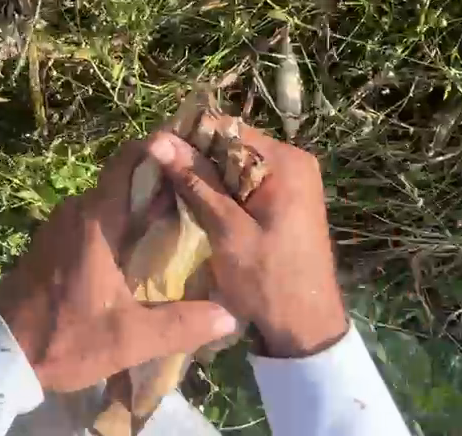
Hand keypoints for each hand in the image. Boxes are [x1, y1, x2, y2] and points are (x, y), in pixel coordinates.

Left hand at [0, 141, 239, 391]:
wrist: (4, 352)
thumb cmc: (66, 337)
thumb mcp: (130, 338)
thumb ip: (182, 324)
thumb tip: (230, 313)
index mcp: (96, 219)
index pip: (128, 163)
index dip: (157, 149)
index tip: (189, 148)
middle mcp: (78, 209)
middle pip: (123, 180)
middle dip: (158, 182)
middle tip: (197, 193)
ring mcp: (61, 222)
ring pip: (108, 200)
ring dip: (138, 205)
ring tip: (177, 220)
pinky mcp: (53, 238)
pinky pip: (93, 216)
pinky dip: (118, 221)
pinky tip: (139, 246)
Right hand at [147, 125, 348, 357]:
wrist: (307, 332)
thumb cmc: (269, 281)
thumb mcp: (227, 229)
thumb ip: (194, 180)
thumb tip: (157, 139)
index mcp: (285, 161)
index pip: (225, 129)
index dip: (186, 138)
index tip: (155, 154)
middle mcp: (292, 161)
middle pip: (228, 144)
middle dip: (194, 158)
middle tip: (158, 176)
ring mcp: (290, 180)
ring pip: (232, 163)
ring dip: (203, 176)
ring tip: (169, 189)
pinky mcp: (284, 199)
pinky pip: (242, 180)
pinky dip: (219, 190)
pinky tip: (195, 204)